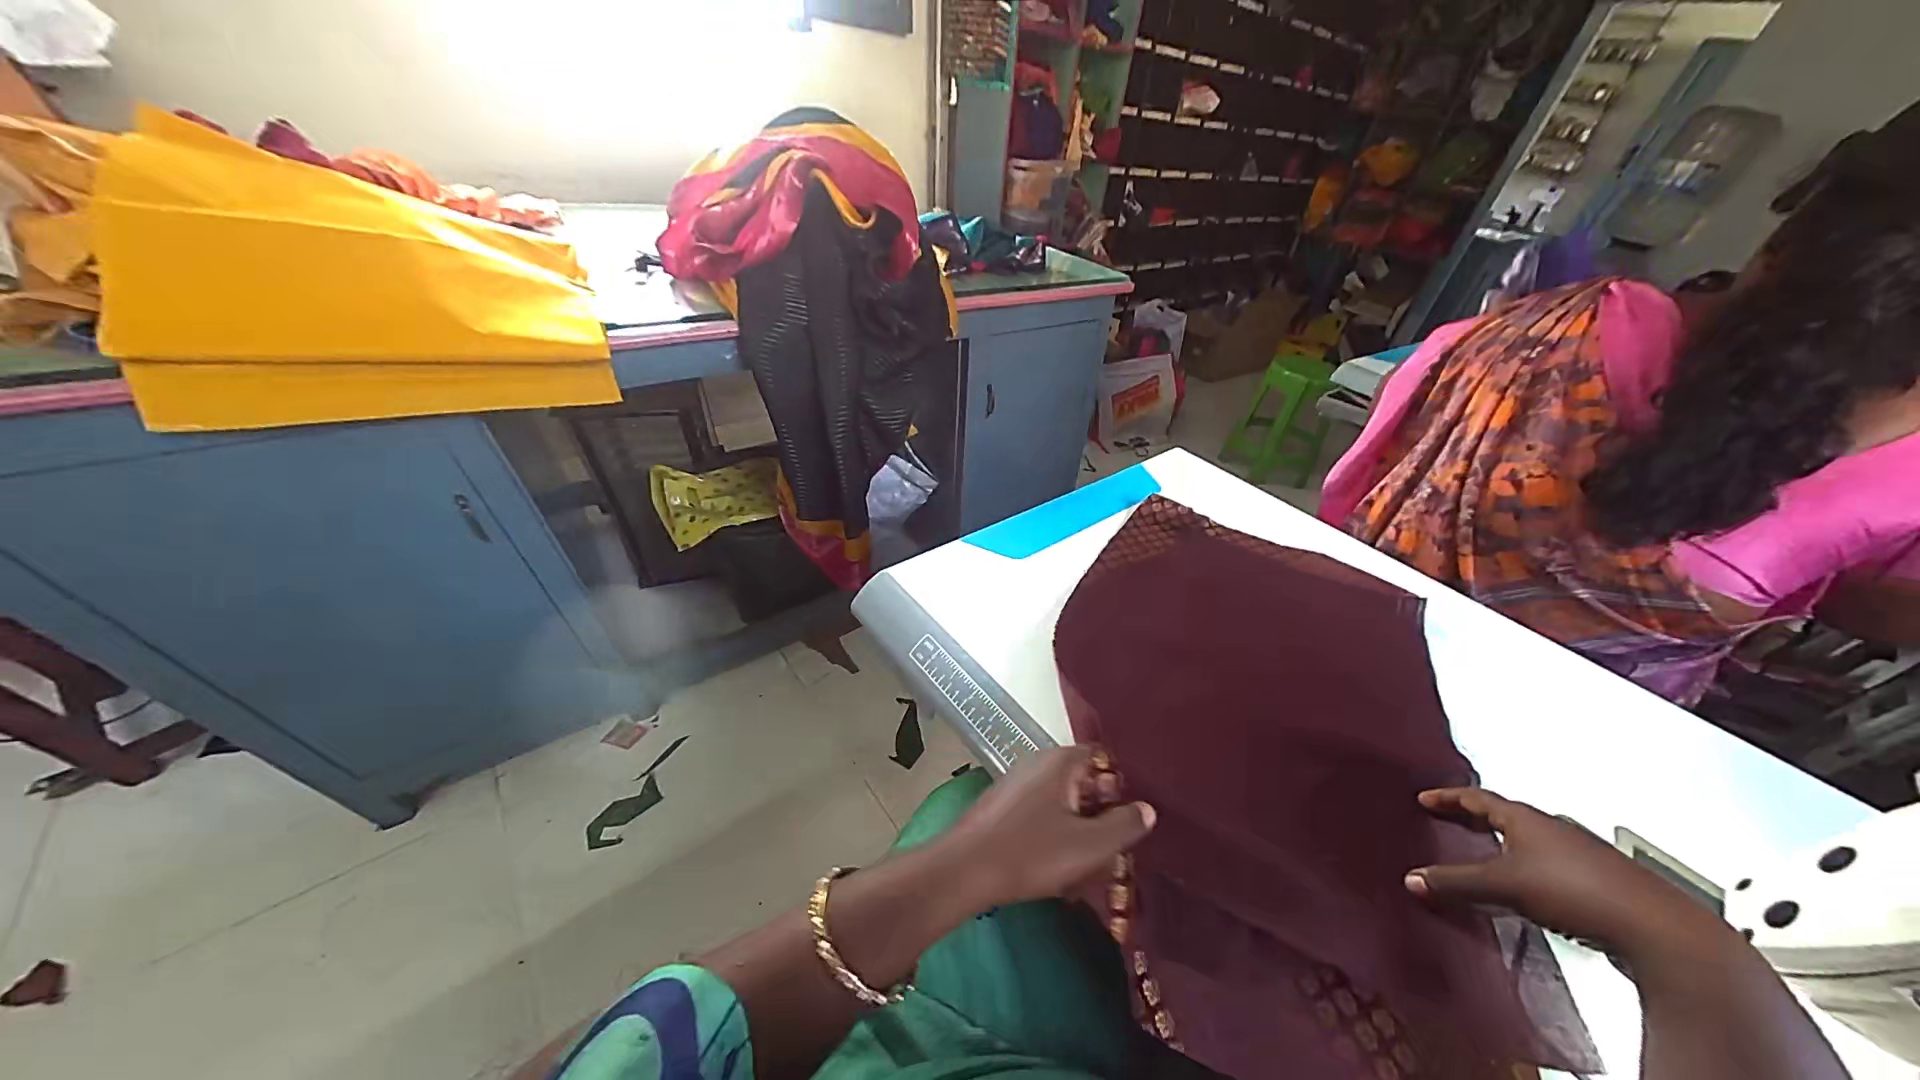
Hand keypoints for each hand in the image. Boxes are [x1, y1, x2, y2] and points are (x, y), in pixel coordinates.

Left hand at [935, 745, 1155, 909]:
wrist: (966, 870)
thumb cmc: (1031, 852)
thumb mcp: (1090, 844)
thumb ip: (1125, 824)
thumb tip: (1148, 808)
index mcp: (1062, 762)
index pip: (1105, 758)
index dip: (1126, 784)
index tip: (1141, 812)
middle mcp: (1040, 763)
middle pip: (1086, 781)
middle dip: (1106, 811)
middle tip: (1123, 846)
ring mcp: (1020, 784)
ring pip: (1066, 801)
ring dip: (1084, 827)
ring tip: (1099, 863)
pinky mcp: (1006, 807)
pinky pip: (1045, 813)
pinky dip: (1060, 833)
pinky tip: (1066, 866)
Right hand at [1403, 788, 1717, 954]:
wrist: (1662, 934)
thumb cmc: (1583, 894)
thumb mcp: (1502, 886)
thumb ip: (1455, 882)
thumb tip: (1414, 879)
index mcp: (1527, 819)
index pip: (1477, 798)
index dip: (1449, 798)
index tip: (1428, 798)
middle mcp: (1555, 830)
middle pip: (1505, 818)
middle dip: (1474, 819)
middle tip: (1450, 821)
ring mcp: (1583, 857)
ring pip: (1531, 843)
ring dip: (1504, 847)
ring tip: (1485, 860)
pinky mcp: (1603, 885)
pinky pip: (1552, 868)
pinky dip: (1529, 872)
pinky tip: (1528, 894)